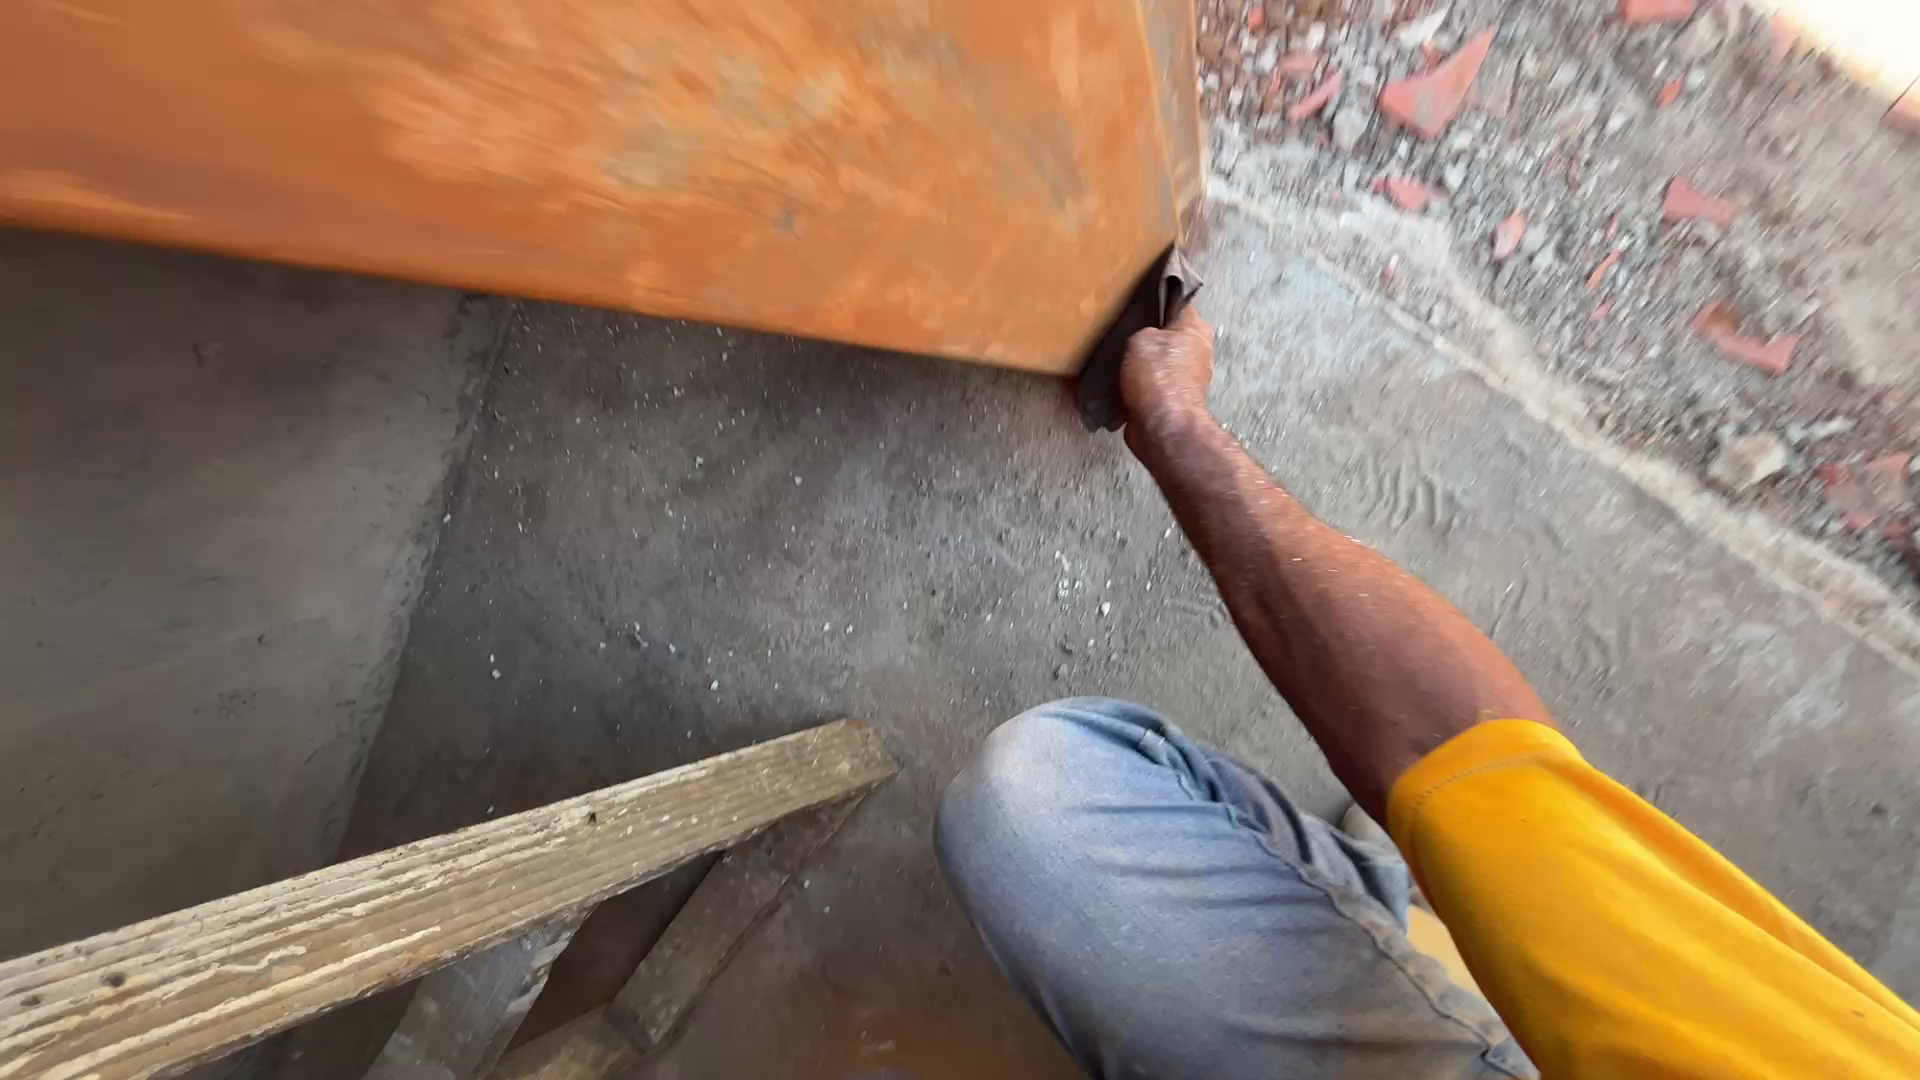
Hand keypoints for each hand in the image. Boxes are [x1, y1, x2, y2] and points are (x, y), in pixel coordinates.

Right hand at [1119, 307, 1214, 432]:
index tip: (1135, 308)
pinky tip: (1119, 388)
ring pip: (1156, 365)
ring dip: (1138, 368)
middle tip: (1121, 338)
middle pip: (1165, 338)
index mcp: (1196, 329)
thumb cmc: (1157, 376)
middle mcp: (1197, 353)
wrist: (1160, 425)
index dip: (1155, 305)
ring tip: (1116, 364)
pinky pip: (1149, 388)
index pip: (1177, 306)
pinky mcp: (1171, 402)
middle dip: (1144, 340)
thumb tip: (1143, 341)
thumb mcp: (1141, 337)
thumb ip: (1144, 331)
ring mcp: (1185, 380)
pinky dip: (1136, 389)